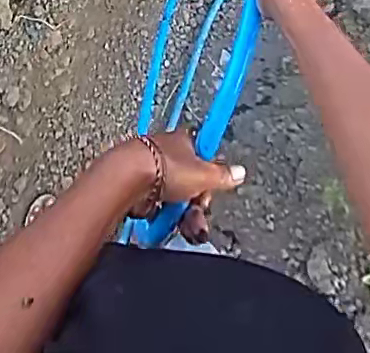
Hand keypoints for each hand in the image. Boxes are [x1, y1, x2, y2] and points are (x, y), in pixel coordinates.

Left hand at [130, 130, 244, 242]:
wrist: (129, 178)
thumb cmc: (164, 167)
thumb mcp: (202, 174)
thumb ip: (222, 175)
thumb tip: (240, 171)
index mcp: (184, 142)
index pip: (204, 160)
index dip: (209, 179)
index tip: (209, 191)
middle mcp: (169, 155)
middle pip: (192, 185)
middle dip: (197, 206)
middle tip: (197, 214)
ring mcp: (156, 173)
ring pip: (177, 200)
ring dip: (183, 217)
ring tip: (184, 227)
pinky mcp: (143, 191)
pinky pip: (161, 209)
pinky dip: (165, 219)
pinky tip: (167, 224)